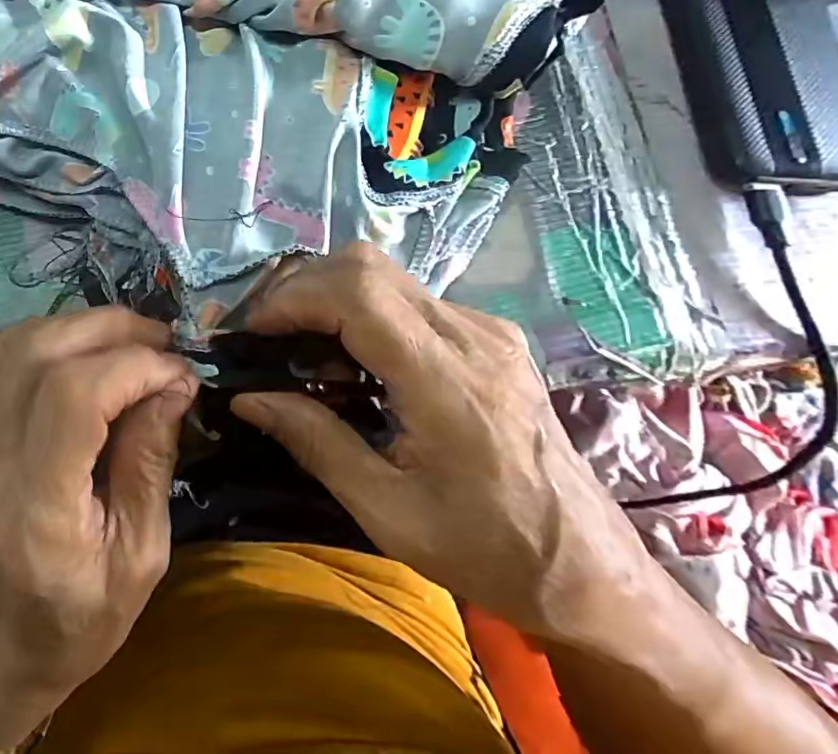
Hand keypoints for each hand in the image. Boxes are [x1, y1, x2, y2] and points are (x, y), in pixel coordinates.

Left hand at [0, 307, 198, 749]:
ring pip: (15, 342)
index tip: (180, 373)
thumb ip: (152, 461)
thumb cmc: (86, 614)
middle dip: (109, 330)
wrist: (12, 635)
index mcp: (37, 506)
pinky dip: (51, 337)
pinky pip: (4, 356)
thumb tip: (175, 380)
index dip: (132, 366)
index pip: (72, 397)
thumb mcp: (142, 555)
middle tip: (162, 341)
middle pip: (38, 353)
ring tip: (131, 341)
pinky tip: (88, 354)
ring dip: (79, 325)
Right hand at [227, 244, 663, 643]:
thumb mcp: (386, 510)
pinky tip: (346, 353)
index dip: (292, 299)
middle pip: (366, 266)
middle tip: (265, 333)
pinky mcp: (491, 337)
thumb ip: (314, 441)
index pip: (356, 294)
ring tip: (295, 340)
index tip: (252, 333)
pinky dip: (359, 308)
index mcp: (446, 382)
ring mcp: (486, 331)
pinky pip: (409, 297)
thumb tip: (246, 398)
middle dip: (300, 288)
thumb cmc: (487, 549)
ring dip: (327, 293)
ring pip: (385, 274)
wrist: (591, 571)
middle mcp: (471, 336)